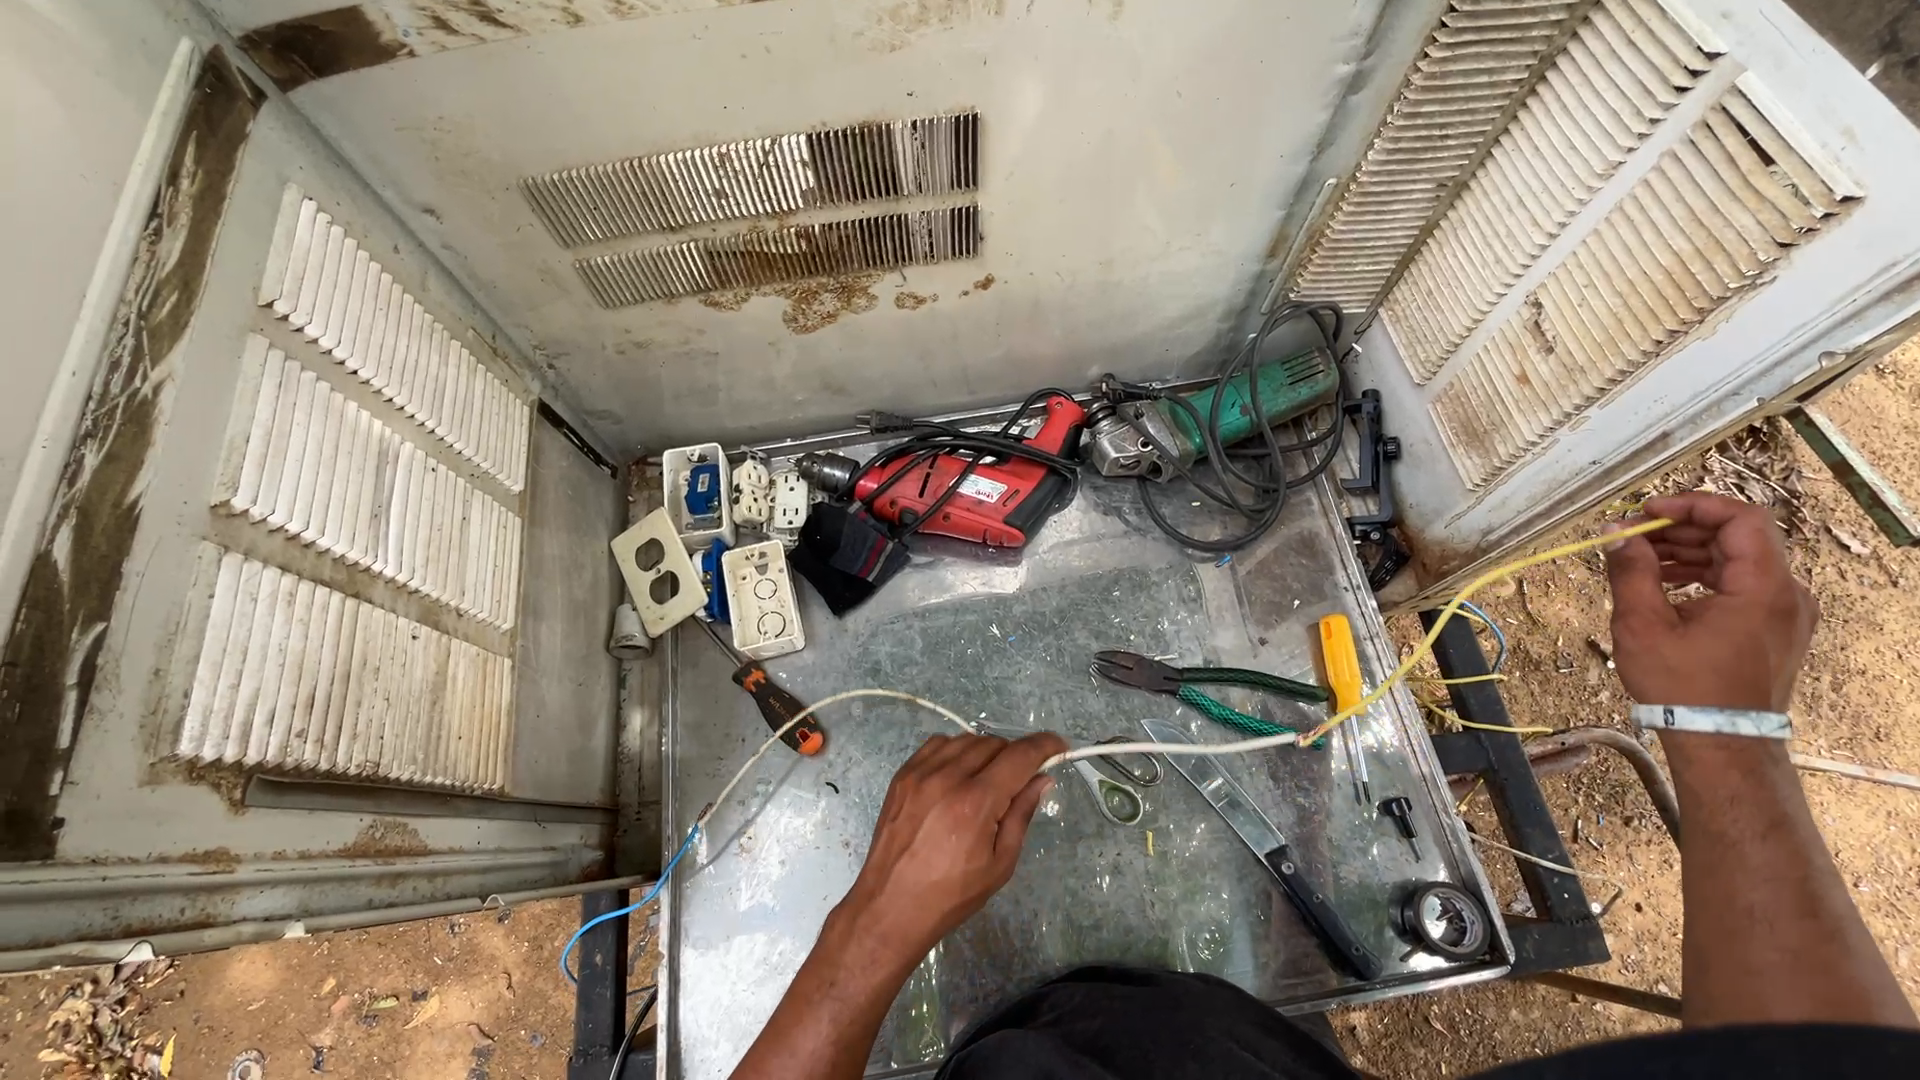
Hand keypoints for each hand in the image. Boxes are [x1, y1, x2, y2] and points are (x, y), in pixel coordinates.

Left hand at [835, 732, 1065, 967]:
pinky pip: (937, 744)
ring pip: (966, 739)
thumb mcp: (1000, 863)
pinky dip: (956, 750)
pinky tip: (959, 773)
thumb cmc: (952, 894)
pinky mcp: (902, 775)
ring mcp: (920, 772)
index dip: (1045, 746)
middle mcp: (947, 777)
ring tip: (990, 778)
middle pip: (994, 743)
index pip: (1020, 756)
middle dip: (1015, 754)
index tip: (1059, 747)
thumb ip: (1022, 814)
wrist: (891, 905)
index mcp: (975, 802)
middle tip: (1022, 778)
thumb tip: (1042, 779)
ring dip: (986, 751)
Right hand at [1602, 492, 1817, 711]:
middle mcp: (1788, 593)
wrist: (1720, 740)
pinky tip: (1664, 585)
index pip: (1741, 518)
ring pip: (1737, 561)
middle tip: (1629, 536)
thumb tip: (1615, 532)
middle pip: (1738, 538)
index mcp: (1764, 587)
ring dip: (1687, 552)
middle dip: (1680, 530)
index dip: (1692, 504)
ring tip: (1638, 560)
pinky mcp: (1774, 628)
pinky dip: (1702, 575)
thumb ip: (1631, 570)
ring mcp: (1786, 612)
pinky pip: (1740, 585)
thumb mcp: (1642, 623)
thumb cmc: (1680, 683)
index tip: (1646, 510)